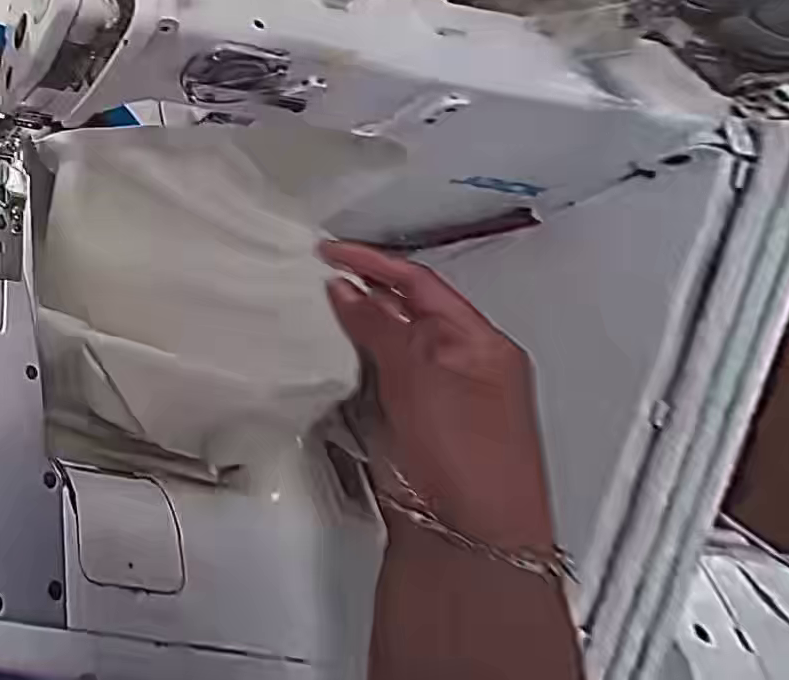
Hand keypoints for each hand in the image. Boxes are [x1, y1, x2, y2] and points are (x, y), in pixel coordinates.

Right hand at [320, 241, 556, 551]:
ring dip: (349, 323)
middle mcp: (455, 361)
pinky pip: (368, 369)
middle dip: (359, 290)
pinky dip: (345, 355)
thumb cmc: (467, 459)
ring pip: (381, 339)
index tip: (332, 251)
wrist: (463, 537)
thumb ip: (379, 327)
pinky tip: (322, 348)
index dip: (375, 263)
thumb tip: (345, 289)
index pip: (420, 285)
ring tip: (311, 306)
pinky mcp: (402, 413)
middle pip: (401, 309)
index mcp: (477, 343)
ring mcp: (427, 388)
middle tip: (314, 274)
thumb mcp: (421, 377)